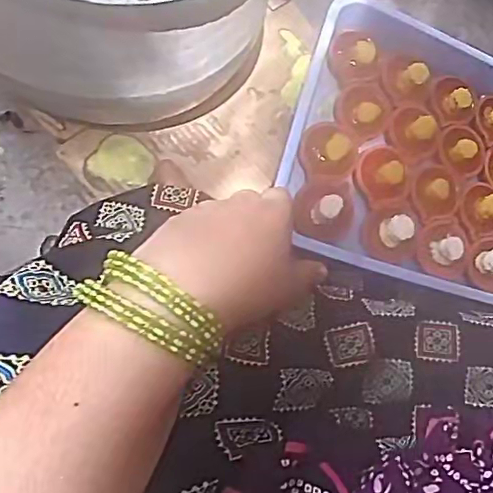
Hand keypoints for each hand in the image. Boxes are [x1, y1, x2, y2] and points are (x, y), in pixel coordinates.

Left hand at [130, 188, 326, 329]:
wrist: (180, 294)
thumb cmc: (248, 288)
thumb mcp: (287, 290)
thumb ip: (306, 275)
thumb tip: (319, 268)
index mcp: (274, 210)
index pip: (284, 199)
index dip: (282, 218)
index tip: (279, 242)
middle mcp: (240, 200)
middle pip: (251, 204)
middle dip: (251, 223)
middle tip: (250, 256)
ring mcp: (204, 207)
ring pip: (220, 214)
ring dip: (222, 231)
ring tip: (218, 265)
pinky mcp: (173, 220)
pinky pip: (192, 226)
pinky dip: (194, 240)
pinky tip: (191, 267)